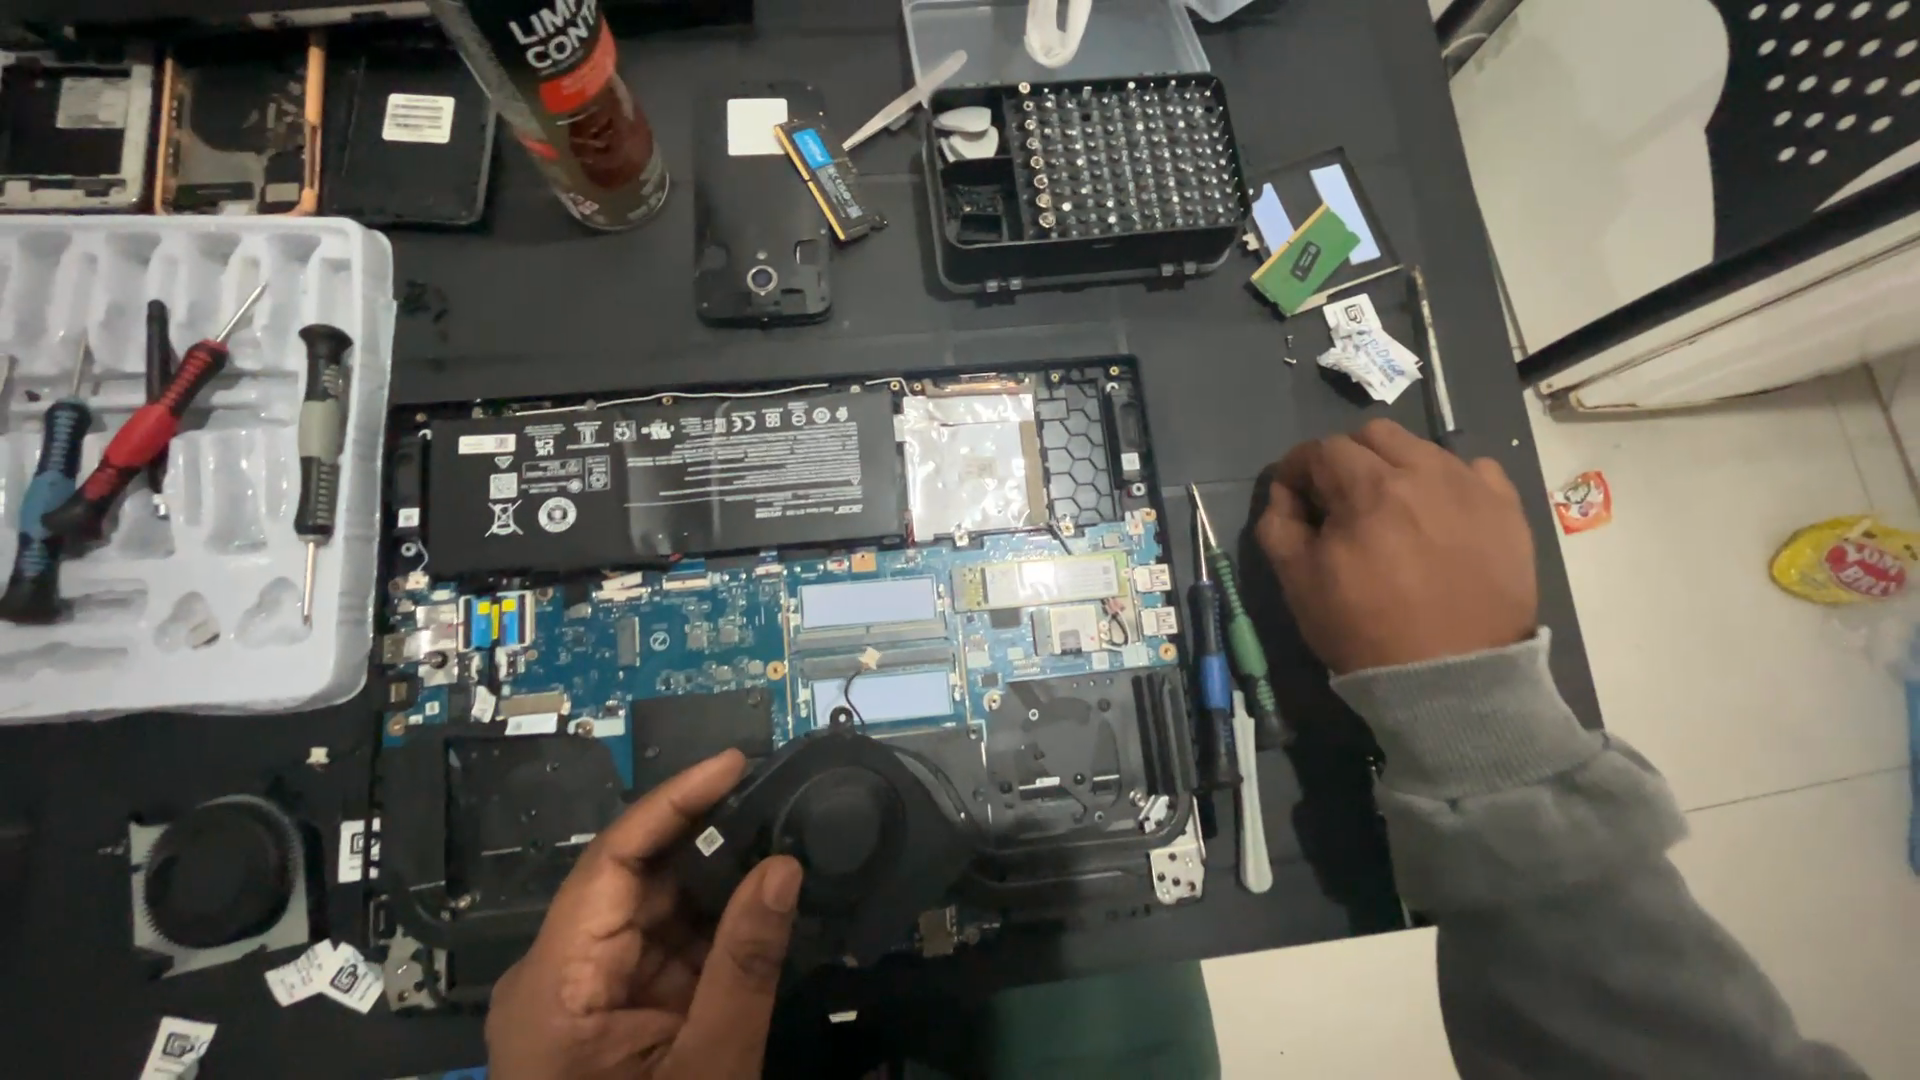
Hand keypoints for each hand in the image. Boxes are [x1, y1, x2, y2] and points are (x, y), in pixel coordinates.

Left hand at [486, 750, 803, 1079]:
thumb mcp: (710, 1068)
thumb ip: (747, 961)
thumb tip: (785, 866)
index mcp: (556, 982)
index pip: (612, 858)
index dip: (674, 799)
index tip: (735, 760)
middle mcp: (558, 970)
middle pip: (634, 876)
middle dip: (709, 839)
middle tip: (777, 800)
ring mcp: (585, 988)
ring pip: (656, 905)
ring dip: (718, 879)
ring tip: (780, 838)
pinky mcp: (612, 1005)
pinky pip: (665, 942)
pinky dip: (714, 921)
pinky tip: (759, 898)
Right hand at [1255, 418, 1535, 674]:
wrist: (1451, 679)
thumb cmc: (1363, 629)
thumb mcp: (1296, 580)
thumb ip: (1278, 523)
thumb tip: (1286, 492)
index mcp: (1369, 488)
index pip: (1322, 449)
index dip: (1297, 468)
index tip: (1292, 496)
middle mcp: (1426, 472)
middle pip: (1373, 435)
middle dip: (1345, 459)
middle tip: (1338, 501)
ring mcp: (1473, 488)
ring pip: (1422, 448)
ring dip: (1393, 467)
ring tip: (1389, 511)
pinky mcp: (1507, 510)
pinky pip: (1471, 471)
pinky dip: (1445, 482)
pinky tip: (1436, 517)